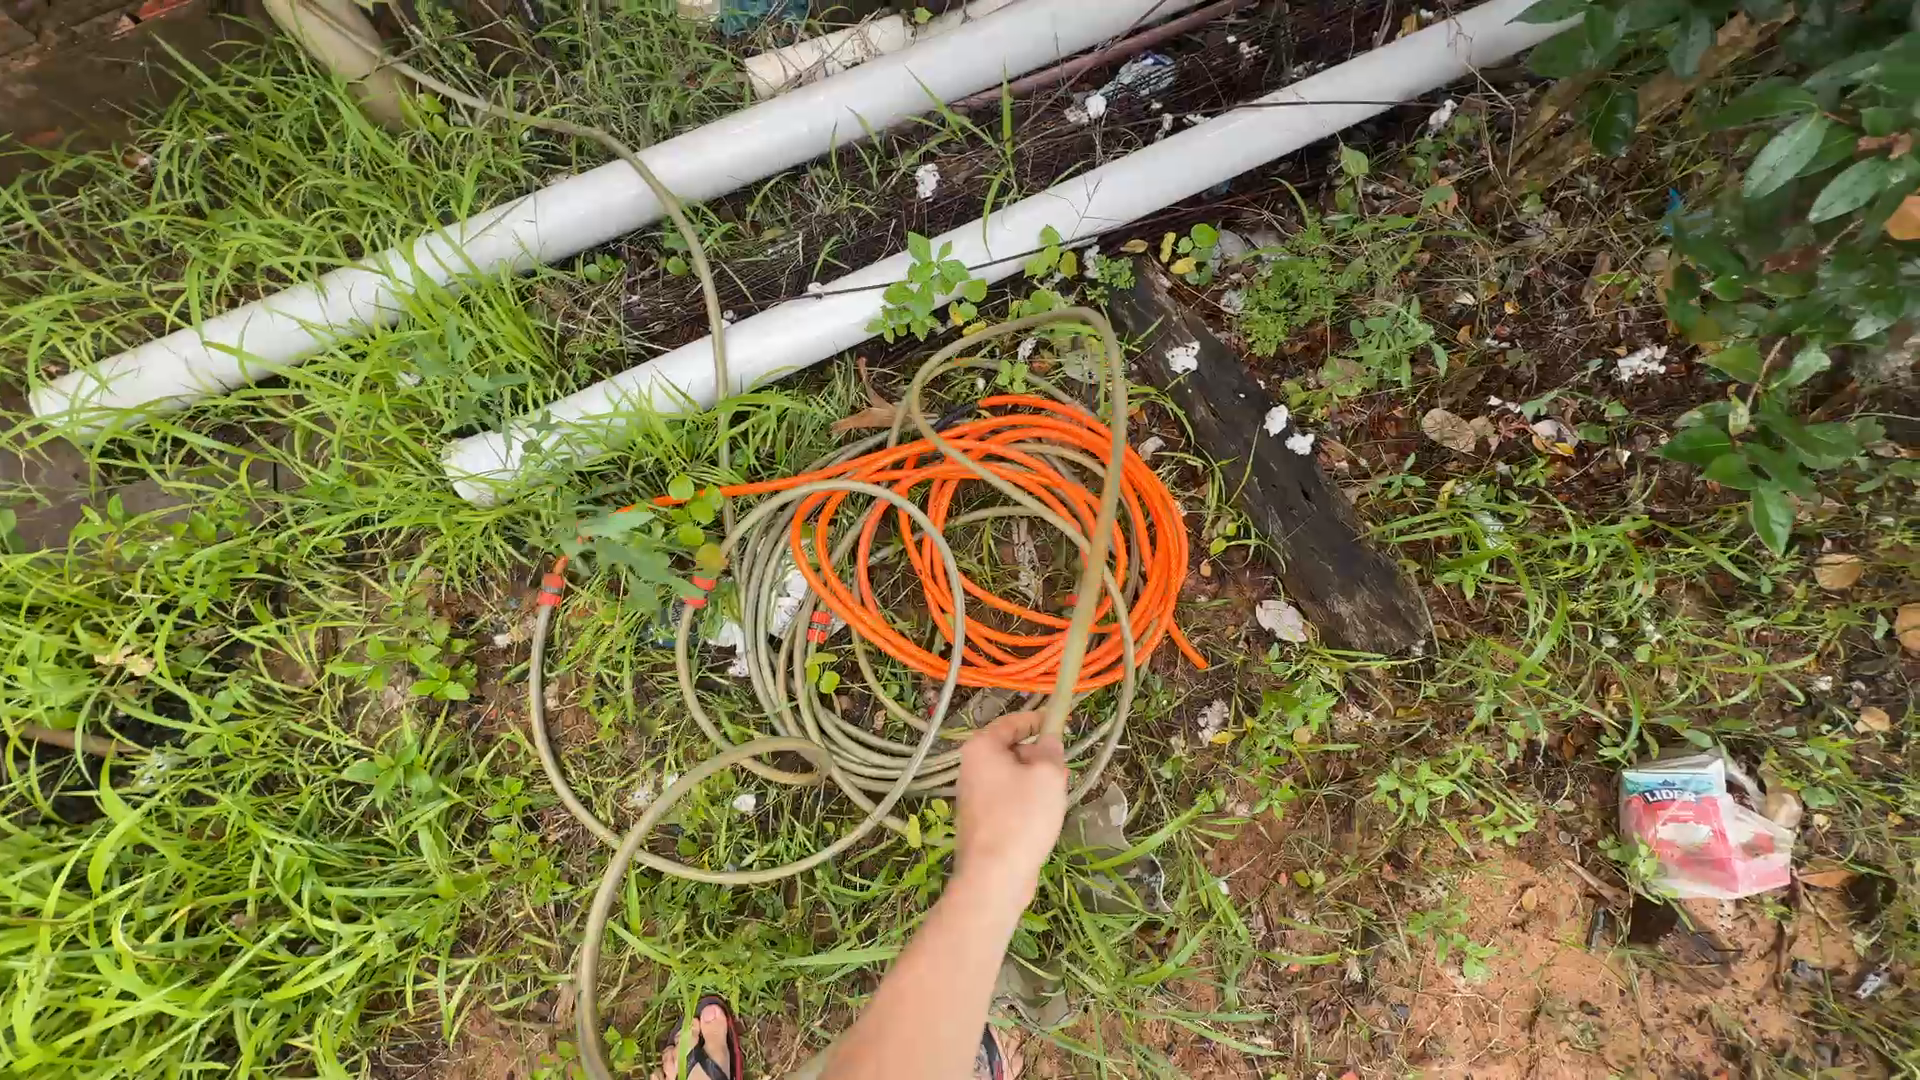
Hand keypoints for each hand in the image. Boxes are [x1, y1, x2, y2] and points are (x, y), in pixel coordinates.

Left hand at [954, 711, 1068, 914]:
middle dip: (1039, 758)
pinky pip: (1008, 800)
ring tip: (1054, 800)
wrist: (995, 876)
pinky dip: (1026, 803)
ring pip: (1013, 777)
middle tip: (1061, 772)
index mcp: (981, 748)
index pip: (1011, 722)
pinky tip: (1041, 821)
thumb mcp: (1047, 775)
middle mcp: (971, 768)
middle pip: (1012, 750)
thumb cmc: (1022, 816)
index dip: (1037, 720)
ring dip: (1036, 783)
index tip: (1060, 723)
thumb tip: (1049, 739)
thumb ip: (1051, 749)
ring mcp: (973, 796)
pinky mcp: (981, 821)